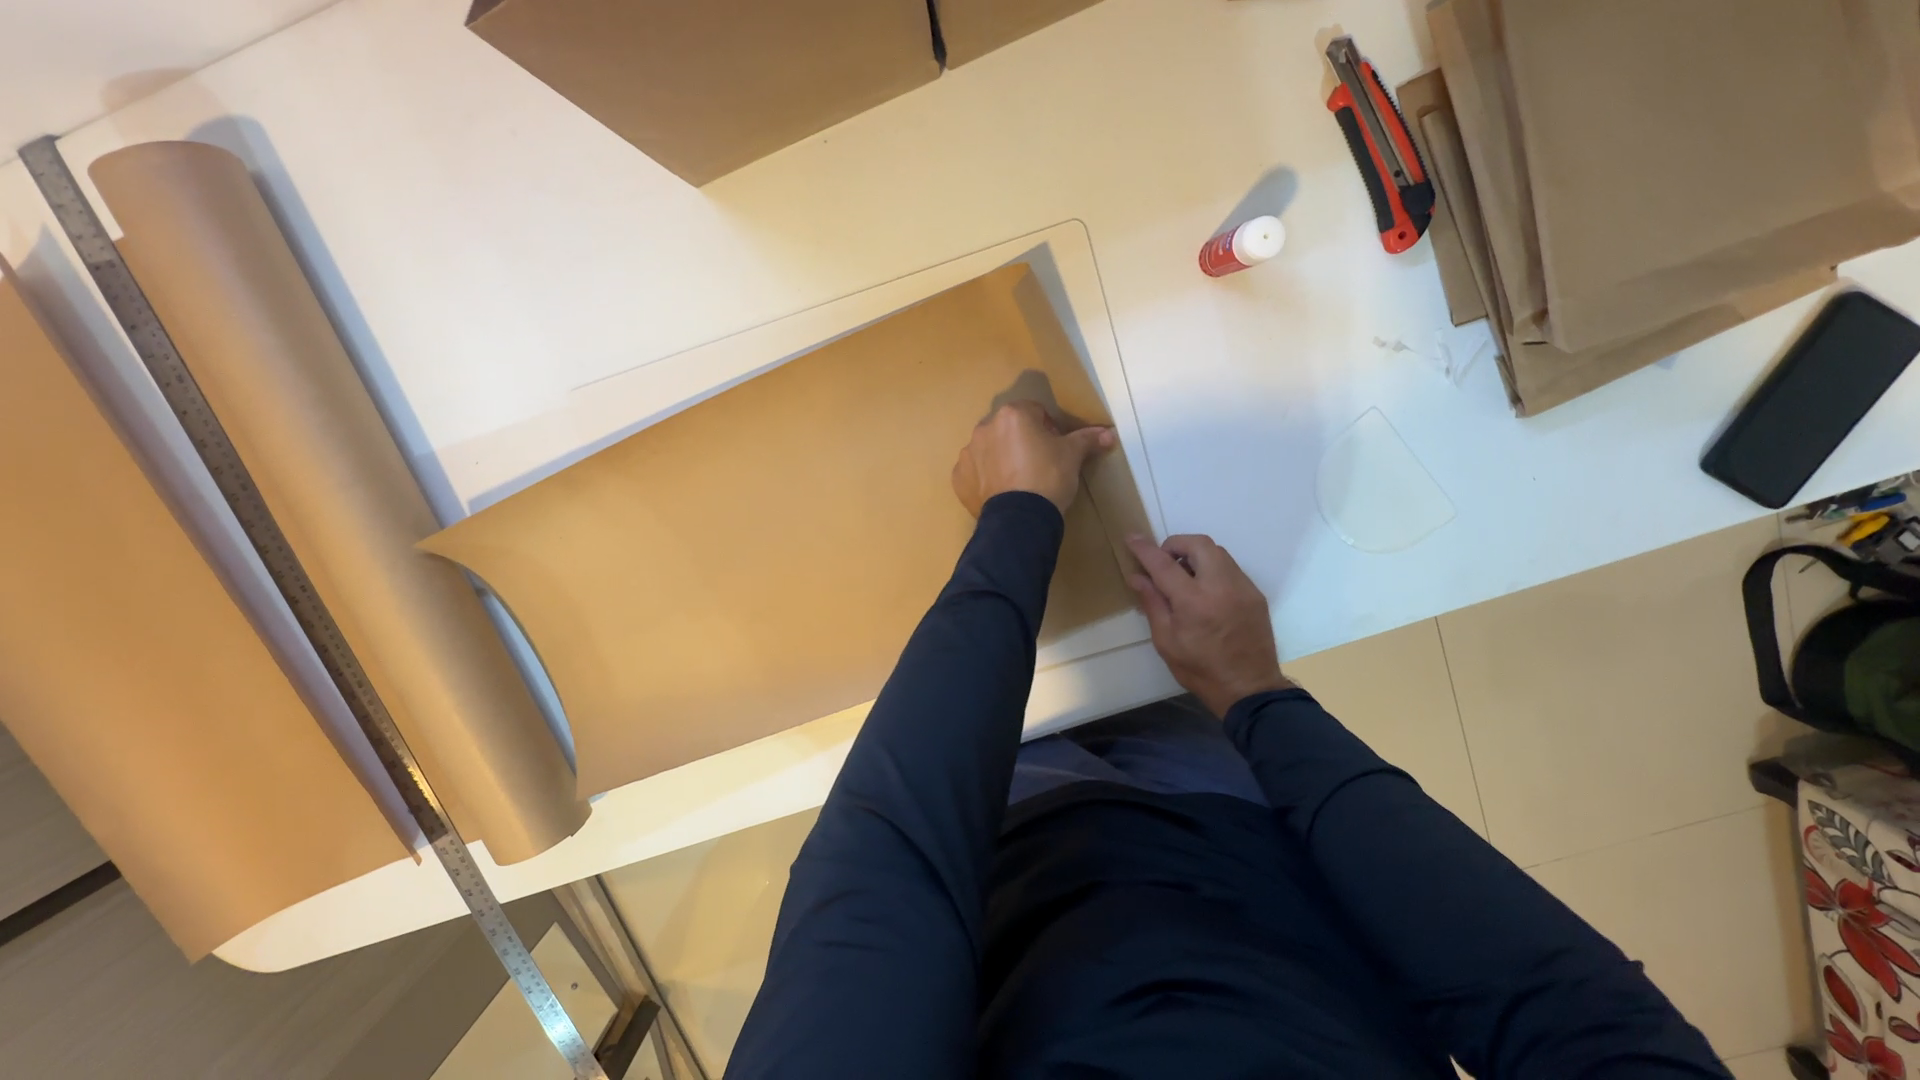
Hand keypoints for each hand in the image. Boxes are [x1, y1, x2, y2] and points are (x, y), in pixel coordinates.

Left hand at [951, 401, 1115, 515]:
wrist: (1021, 519)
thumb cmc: (1048, 478)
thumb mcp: (1072, 456)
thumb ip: (1088, 439)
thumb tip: (1109, 434)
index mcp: (1012, 415)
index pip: (1034, 411)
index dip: (1048, 428)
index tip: (1055, 448)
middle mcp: (985, 428)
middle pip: (1008, 429)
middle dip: (1021, 441)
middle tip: (1038, 465)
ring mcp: (968, 454)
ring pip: (989, 449)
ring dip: (1002, 458)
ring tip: (1019, 481)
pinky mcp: (959, 478)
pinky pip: (975, 472)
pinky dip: (986, 478)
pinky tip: (1002, 493)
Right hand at [1126, 533, 1292, 717]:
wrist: (1249, 688)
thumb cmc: (1200, 670)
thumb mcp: (1166, 641)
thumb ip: (1153, 603)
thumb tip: (1137, 577)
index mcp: (1193, 601)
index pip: (1164, 564)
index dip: (1145, 549)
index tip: (1132, 538)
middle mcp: (1221, 586)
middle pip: (1197, 544)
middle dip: (1176, 544)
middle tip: (1163, 562)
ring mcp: (1242, 587)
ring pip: (1217, 552)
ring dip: (1196, 554)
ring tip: (1184, 576)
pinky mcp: (1255, 594)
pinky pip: (1230, 568)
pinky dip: (1212, 569)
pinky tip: (1205, 591)